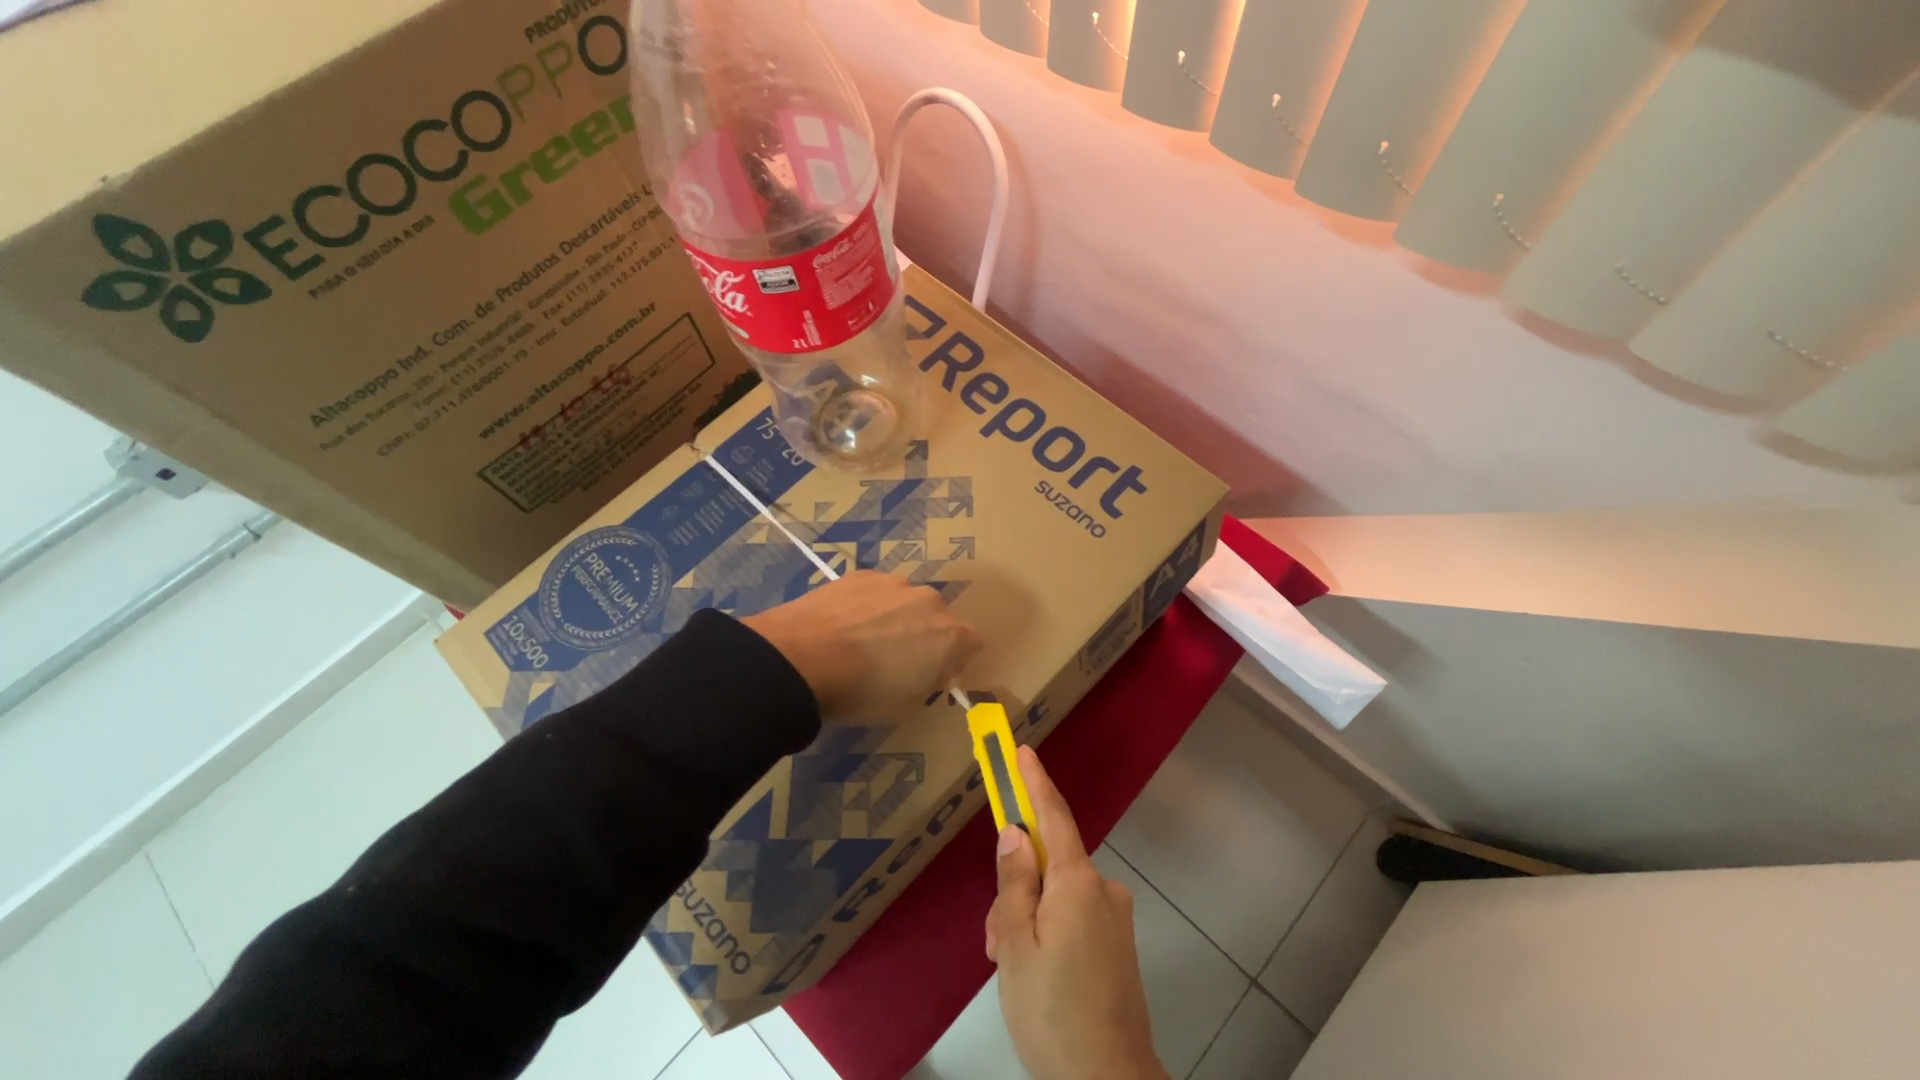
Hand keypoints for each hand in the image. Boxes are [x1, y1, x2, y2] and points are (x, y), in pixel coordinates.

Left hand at [741, 570, 982, 719]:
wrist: (802, 659)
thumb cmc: (861, 692)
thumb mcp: (906, 704)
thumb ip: (930, 681)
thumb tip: (933, 669)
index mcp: (951, 634)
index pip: (972, 644)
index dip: (954, 661)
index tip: (931, 676)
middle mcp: (930, 600)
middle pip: (939, 617)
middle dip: (925, 636)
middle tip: (895, 661)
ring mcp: (894, 582)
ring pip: (906, 601)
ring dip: (895, 618)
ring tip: (861, 643)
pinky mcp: (861, 574)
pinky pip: (875, 592)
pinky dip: (866, 606)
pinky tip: (841, 626)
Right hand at [987, 746, 1167, 1079]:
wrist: (1108, 1078)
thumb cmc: (1051, 1009)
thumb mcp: (1014, 944)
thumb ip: (1014, 884)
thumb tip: (1016, 833)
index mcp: (1077, 884)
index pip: (1052, 817)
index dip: (1034, 782)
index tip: (1021, 750)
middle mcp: (1103, 891)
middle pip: (1049, 866)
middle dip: (1016, 888)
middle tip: (991, 940)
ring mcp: (1115, 919)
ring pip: (1057, 897)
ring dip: (1028, 918)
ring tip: (1009, 968)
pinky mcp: (1118, 946)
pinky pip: (1074, 919)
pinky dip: (1048, 933)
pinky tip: (1034, 975)